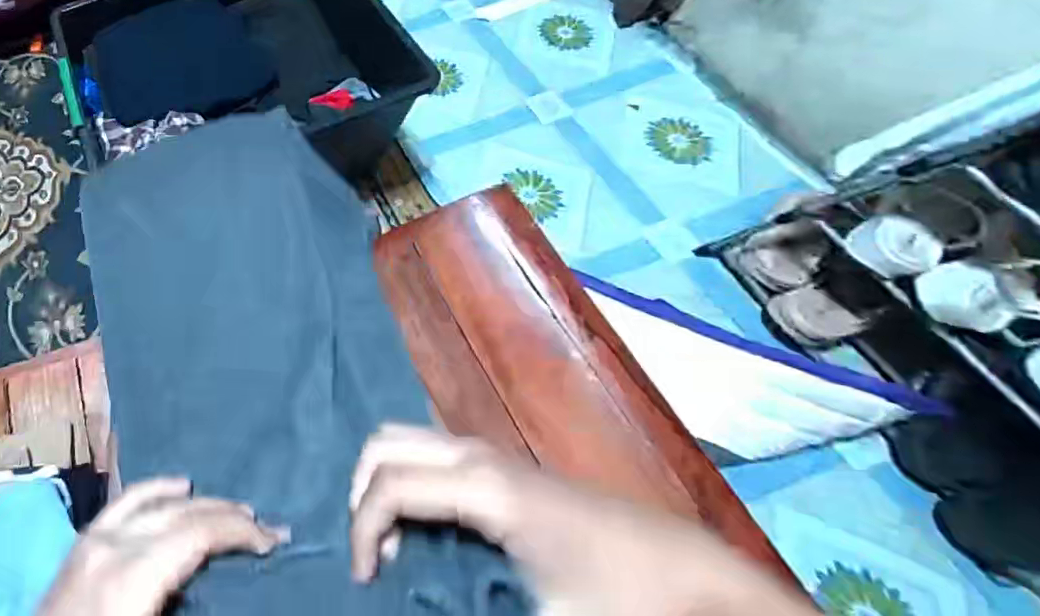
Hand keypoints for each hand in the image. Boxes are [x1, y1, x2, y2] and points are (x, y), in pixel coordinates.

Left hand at [37, 477, 286, 615]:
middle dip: (228, 517)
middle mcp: (111, 546)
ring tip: (233, 511)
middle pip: (183, 513)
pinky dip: (156, 490)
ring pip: (157, 502)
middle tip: (265, 527)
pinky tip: (179, 487)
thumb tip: (227, 580)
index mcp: (130, 577)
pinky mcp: (79, 548)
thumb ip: (189, 604)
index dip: (241, 533)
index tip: (274, 540)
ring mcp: (91, 542)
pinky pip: (124, 502)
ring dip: (200, 503)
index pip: (199, 533)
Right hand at [349, 425, 812, 615]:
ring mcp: (488, 454)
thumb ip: (468, 611)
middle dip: (361, 496)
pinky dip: (407, 482)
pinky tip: (422, 532)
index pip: (389, 485)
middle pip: (386, 444)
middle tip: (372, 560)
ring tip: (390, 548)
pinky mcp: (500, 467)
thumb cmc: (613, 597)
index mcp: (482, 488)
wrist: (679, 568)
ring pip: (406, 441)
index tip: (365, 583)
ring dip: (383, 484)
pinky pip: (430, 457)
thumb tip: (419, 606)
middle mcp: (476, 454)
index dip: (361, 532)